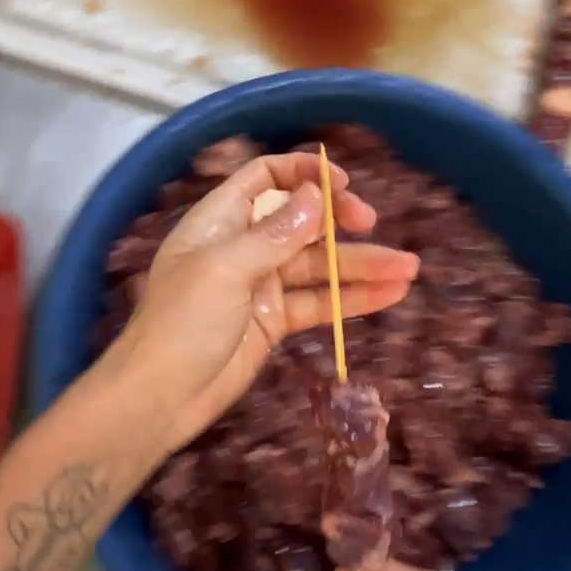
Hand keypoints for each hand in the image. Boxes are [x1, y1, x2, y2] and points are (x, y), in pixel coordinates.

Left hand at [98, 152, 417, 453]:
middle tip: (371, 224)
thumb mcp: (224, 269)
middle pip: (298, 220)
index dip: (302, 174)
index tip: (342, 184)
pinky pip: (318, 303)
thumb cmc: (182, 322)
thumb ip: (273, 234)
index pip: (263, 179)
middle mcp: (242, 246)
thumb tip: (315, 195)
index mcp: (219, 221)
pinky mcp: (274, 322)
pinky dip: (352, 299)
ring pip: (317, 266)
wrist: (160, 396)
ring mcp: (260, 285)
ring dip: (360, 265)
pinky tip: (391, 295)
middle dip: (337, 219)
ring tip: (409, 269)